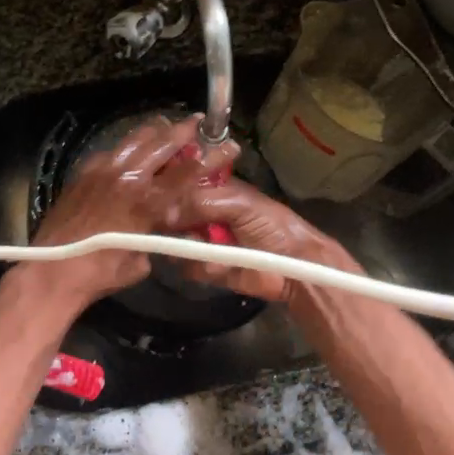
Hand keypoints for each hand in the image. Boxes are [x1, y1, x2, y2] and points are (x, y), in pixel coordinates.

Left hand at [8, 116, 238, 315]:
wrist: (53, 269)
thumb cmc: (100, 273)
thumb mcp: (140, 261)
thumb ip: (155, 239)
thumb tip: (158, 231)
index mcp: (148, 202)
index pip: (188, 172)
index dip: (212, 157)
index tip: (228, 146)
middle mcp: (127, 178)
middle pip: (162, 143)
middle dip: (183, 131)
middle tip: (197, 122)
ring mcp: (102, 171)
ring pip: (134, 140)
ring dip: (153, 132)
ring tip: (165, 126)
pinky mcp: (83, 172)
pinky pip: (110, 152)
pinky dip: (125, 149)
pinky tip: (129, 152)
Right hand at [174, 181, 359, 300]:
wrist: (294, 267)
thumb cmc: (272, 226)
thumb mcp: (240, 203)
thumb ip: (203, 201)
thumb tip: (166, 213)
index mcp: (214, 191)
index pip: (180, 185)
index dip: (167, 191)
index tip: (159, 198)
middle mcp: (204, 214)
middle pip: (172, 215)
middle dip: (174, 223)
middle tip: (187, 228)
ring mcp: (204, 242)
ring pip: (177, 242)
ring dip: (191, 247)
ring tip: (212, 250)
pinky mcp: (207, 269)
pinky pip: (189, 268)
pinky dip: (202, 268)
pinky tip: (221, 267)